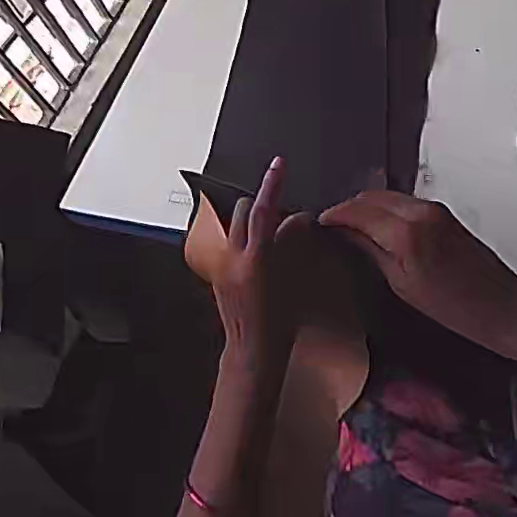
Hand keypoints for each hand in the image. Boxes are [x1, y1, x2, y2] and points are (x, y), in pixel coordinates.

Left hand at [213, 156, 312, 372]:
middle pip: (241, 210)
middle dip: (259, 202)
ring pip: (232, 224)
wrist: (252, 352)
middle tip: (280, 208)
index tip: (278, 164)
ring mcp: (222, 264)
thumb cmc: (278, 324)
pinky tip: (261, 251)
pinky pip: (230, 241)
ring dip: (250, 219)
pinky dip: (245, 237)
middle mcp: (233, 257)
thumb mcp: (293, 281)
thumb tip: (299, 219)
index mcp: (255, 259)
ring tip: (269, 229)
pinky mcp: (218, 271)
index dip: (272, 184)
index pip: (262, 211)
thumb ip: (292, 244)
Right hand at [319, 190, 516, 346]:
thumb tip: (347, 234)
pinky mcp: (442, 212)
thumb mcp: (401, 284)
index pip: (359, 210)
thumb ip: (371, 251)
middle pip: (371, 196)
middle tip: (334, 224)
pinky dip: (385, 208)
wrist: (502, 307)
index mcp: (407, 232)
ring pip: (387, 196)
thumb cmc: (456, 307)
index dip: (336, 215)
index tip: (323, 223)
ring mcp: (434, 209)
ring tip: (352, 226)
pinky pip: (403, 201)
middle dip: (349, 207)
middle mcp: (421, 212)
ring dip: (366, 206)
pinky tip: (379, 226)